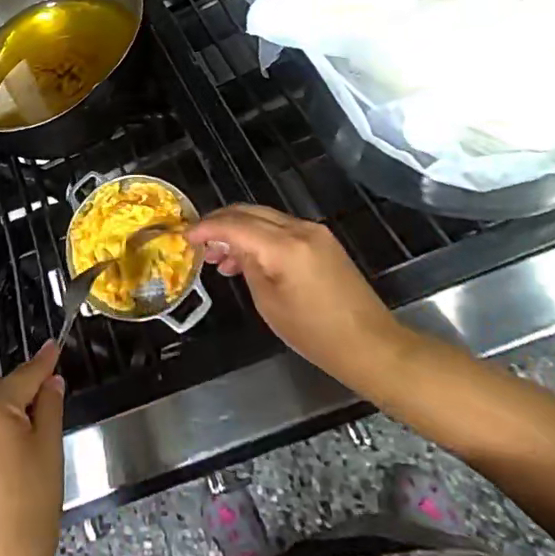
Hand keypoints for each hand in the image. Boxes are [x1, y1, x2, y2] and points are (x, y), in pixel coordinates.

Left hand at [0, 341, 63, 555]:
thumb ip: (50, 408)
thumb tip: (51, 382)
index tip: (55, 347)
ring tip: (25, 453)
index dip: (44, 361)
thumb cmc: (28, 514)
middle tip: (47, 412)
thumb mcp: (50, 453)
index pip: (24, 375)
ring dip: (1, 423)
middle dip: (21, 397)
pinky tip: (2, 475)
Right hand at [187, 204, 403, 385]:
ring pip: (265, 218)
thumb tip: (232, 247)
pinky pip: (282, 229)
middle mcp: (300, 229)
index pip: (236, 225)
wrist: (369, 343)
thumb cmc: (314, 333)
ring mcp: (315, 232)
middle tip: (198, 243)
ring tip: (219, 258)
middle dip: (221, 223)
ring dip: (240, 230)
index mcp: (285, 246)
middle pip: (250, 212)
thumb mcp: (269, 302)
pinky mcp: (323, 241)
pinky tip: (247, 259)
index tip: (185, 235)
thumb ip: (248, 265)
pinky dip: (260, 237)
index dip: (207, 227)